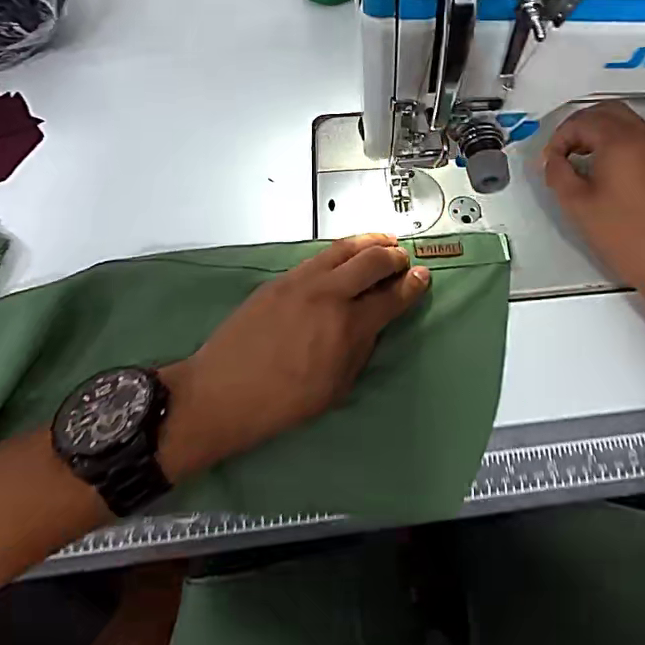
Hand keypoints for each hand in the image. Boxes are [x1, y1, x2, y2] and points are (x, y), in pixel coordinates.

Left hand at [156, 233, 430, 480]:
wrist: (221, 392)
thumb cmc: (283, 403)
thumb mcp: (337, 387)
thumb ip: (361, 349)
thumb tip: (373, 323)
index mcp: (347, 328)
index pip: (391, 297)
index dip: (413, 285)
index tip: (423, 276)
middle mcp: (329, 296)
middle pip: (372, 261)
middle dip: (395, 256)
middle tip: (403, 258)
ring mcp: (302, 282)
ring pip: (344, 249)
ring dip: (370, 242)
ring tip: (384, 241)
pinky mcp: (281, 279)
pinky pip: (319, 256)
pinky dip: (342, 250)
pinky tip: (347, 254)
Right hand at [542, 102, 644, 297]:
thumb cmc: (624, 235)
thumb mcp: (577, 205)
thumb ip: (557, 173)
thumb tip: (552, 160)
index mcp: (620, 141)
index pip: (581, 122)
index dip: (559, 138)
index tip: (550, 161)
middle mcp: (644, 137)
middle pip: (607, 111)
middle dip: (580, 125)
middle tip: (564, 150)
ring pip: (626, 122)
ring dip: (600, 132)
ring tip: (582, 160)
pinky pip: (641, 139)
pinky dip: (620, 143)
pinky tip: (608, 171)